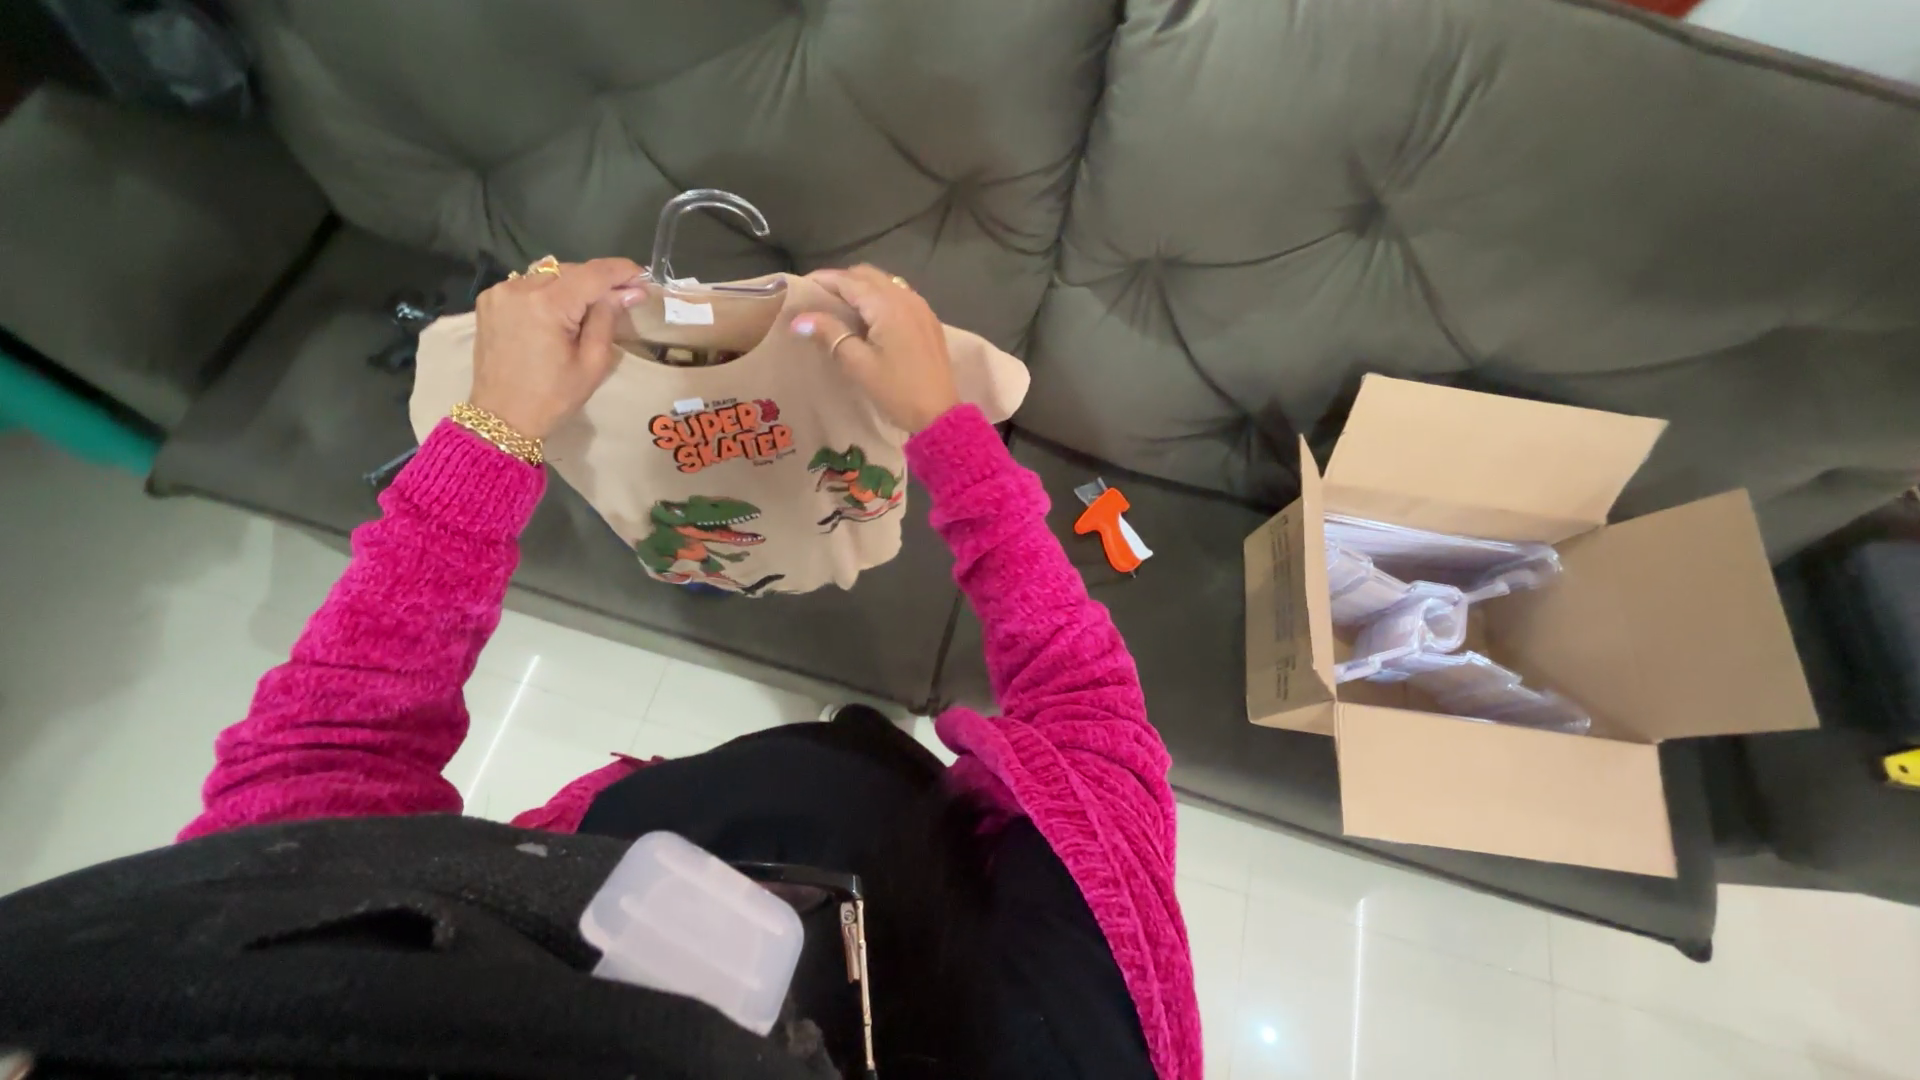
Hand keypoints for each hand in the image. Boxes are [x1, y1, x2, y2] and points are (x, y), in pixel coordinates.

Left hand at [468, 257, 648, 439]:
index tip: (644, 275)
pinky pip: (528, 284)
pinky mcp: (489, 300)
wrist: (503, 417)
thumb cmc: (554, 396)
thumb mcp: (593, 362)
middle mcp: (519, 288)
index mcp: (547, 305)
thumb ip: (608, 319)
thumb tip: (631, 291)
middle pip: (570, 269)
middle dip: (599, 279)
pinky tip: (561, 311)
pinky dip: (550, 291)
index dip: (621, 271)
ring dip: (575, 284)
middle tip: (625, 295)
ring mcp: (499, 292)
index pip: (593, 274)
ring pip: (548, 273)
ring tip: (593, 305)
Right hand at [791, 265, 959, 433]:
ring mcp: (921, 307)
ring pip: (885, 283)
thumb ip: (830, 334)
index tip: (800, 287)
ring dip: (861, 288)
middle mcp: (906, 297)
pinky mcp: (928, 320)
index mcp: (888, 305)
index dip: (822, 280)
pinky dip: (879, 298)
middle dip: (841, 281)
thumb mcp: (859, 365)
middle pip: (867, 275)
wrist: (938, 414)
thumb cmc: (896, 391)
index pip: (848, 281)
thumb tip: (799, 318)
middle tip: (818, 298)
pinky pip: (899, 296)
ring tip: (839, 307)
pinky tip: (868, 318)